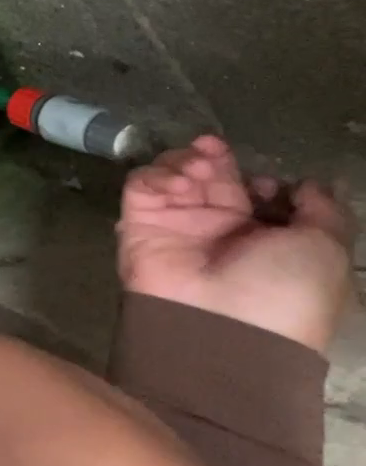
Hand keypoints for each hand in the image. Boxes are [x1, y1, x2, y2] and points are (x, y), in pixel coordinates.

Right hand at [118, 134, 354, 351]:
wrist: (222, 318)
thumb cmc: (284, 287)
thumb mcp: (325, 250)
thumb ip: (321, 212)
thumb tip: (309, 183)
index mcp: (265, 235)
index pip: (252, 192)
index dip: (257, 179)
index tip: (263, 179)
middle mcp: (219, 226)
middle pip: (211, 177)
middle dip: (213, 158)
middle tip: (212, 147)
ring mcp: (176, 221)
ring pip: (173, 174)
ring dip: (184, 162)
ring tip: (196, 166)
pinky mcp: (139, 218)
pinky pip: (142, 186)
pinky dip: (157, 177)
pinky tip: (176, 185)